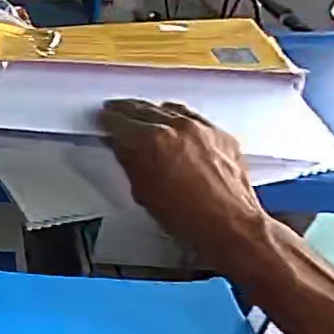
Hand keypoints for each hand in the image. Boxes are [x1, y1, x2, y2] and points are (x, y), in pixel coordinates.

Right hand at [98, 99, 268, 257]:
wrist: (229, 224)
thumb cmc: (187, 215)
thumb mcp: (142, 190)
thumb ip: (129, 161)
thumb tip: (123, 147)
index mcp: (151, 140)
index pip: (120, 121)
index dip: (108, 120)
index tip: (104, 119)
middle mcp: (177, 127)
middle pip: (143, 108)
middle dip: (126, 110)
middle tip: (116, 111)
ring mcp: (201, 128)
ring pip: (169, 108)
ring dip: (152, 110)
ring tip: (143, 113)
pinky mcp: (220, 134)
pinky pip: (194, 116)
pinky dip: (179, 117)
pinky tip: (174, 122)